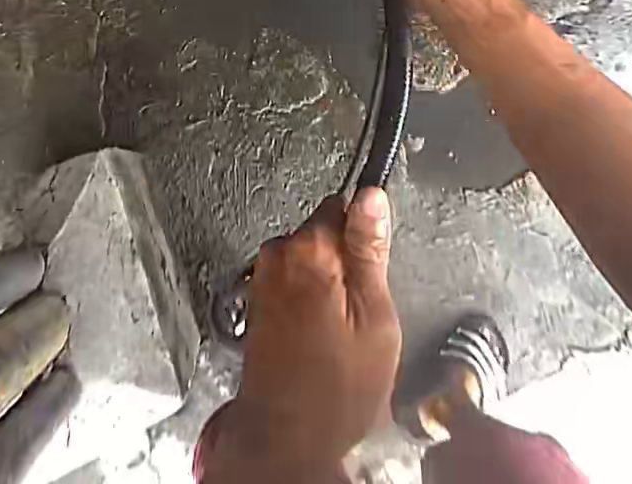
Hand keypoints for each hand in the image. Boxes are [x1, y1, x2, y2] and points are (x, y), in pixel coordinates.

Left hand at [202, 189, 400, 482]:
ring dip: (325, 280)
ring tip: (335, 327)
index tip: (370, 266)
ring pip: (310, 255)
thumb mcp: (374, 317)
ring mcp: (263, 274)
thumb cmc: (334, 388)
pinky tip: (316, 332)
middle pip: (325, 231)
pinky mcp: (257, 295)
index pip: (344, 205)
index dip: (363, 236)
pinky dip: (307, 295)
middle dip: (344, 260)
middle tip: (357, 308)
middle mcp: (279, 252)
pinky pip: (293, 277)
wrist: (286, 436)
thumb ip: (371, 249)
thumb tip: (373, 196)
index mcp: (310, 249)